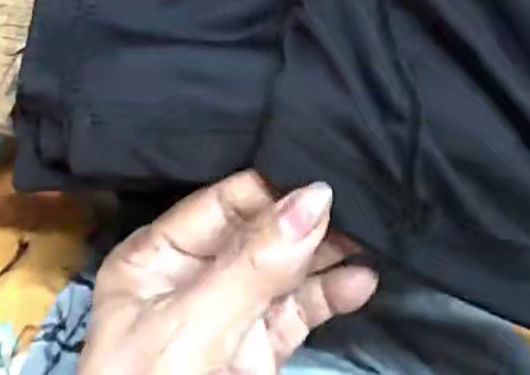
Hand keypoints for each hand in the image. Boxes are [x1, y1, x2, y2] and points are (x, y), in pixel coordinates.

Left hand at [80, 170, 379, 374]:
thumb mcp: (191, 332)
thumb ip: (253, 263)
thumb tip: (316, 194)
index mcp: (157, 257)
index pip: (225, 201)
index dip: (277, 189)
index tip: (327, 180)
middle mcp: (194, 276)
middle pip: (263, 230)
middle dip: (310, 220)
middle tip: (360, 208)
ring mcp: (229, 312)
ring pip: (288, 267)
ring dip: (331, 255)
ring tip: (371, 240)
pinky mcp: (258, 350)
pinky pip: (300, 309)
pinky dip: (332, 295)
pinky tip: (361, 282)